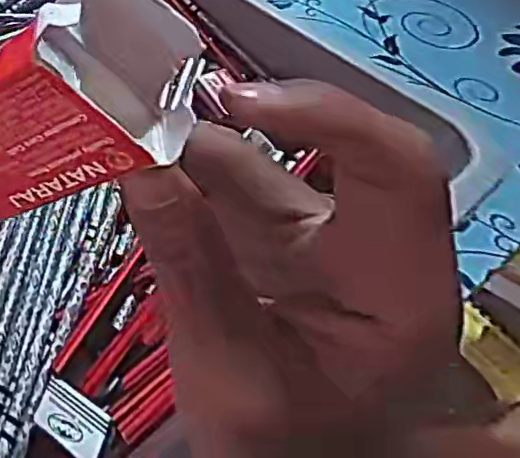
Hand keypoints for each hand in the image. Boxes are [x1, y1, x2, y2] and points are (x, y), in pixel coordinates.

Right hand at [120, 80, 459, 455]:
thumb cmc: (290, 449)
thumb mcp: (234, 378)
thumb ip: (189, 268)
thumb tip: (144, 164)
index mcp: (395, 287)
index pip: (394, 168)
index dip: (325, 116)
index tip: (240, 101)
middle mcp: (357, 241)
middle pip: (303, 144)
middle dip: (225, 117)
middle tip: (153, 97)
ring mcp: (304, 228)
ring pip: (245, 150)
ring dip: (182, 136)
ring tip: (124, 126)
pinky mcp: (258, 224)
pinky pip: (210, 170)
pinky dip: (169, 158)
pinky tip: (132, 154)